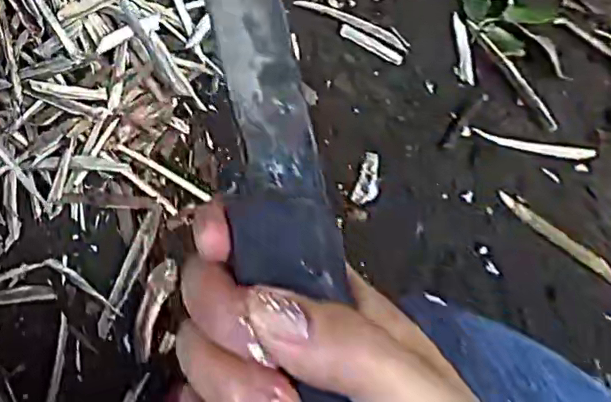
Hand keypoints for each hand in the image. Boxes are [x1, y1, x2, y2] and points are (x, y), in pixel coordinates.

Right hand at [177, 201, 474, 401]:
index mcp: (331, 301)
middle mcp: (284, 331)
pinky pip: (185, 391)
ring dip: (217, 372)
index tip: (215, 244)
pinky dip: (193, 399)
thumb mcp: (425, 393)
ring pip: (193, 339)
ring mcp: (256, 375)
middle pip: (209, 282)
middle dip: (222, 314)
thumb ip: (356, 345)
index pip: (257, 232)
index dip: (224, 225)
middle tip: (266, 366)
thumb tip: (268, 307)